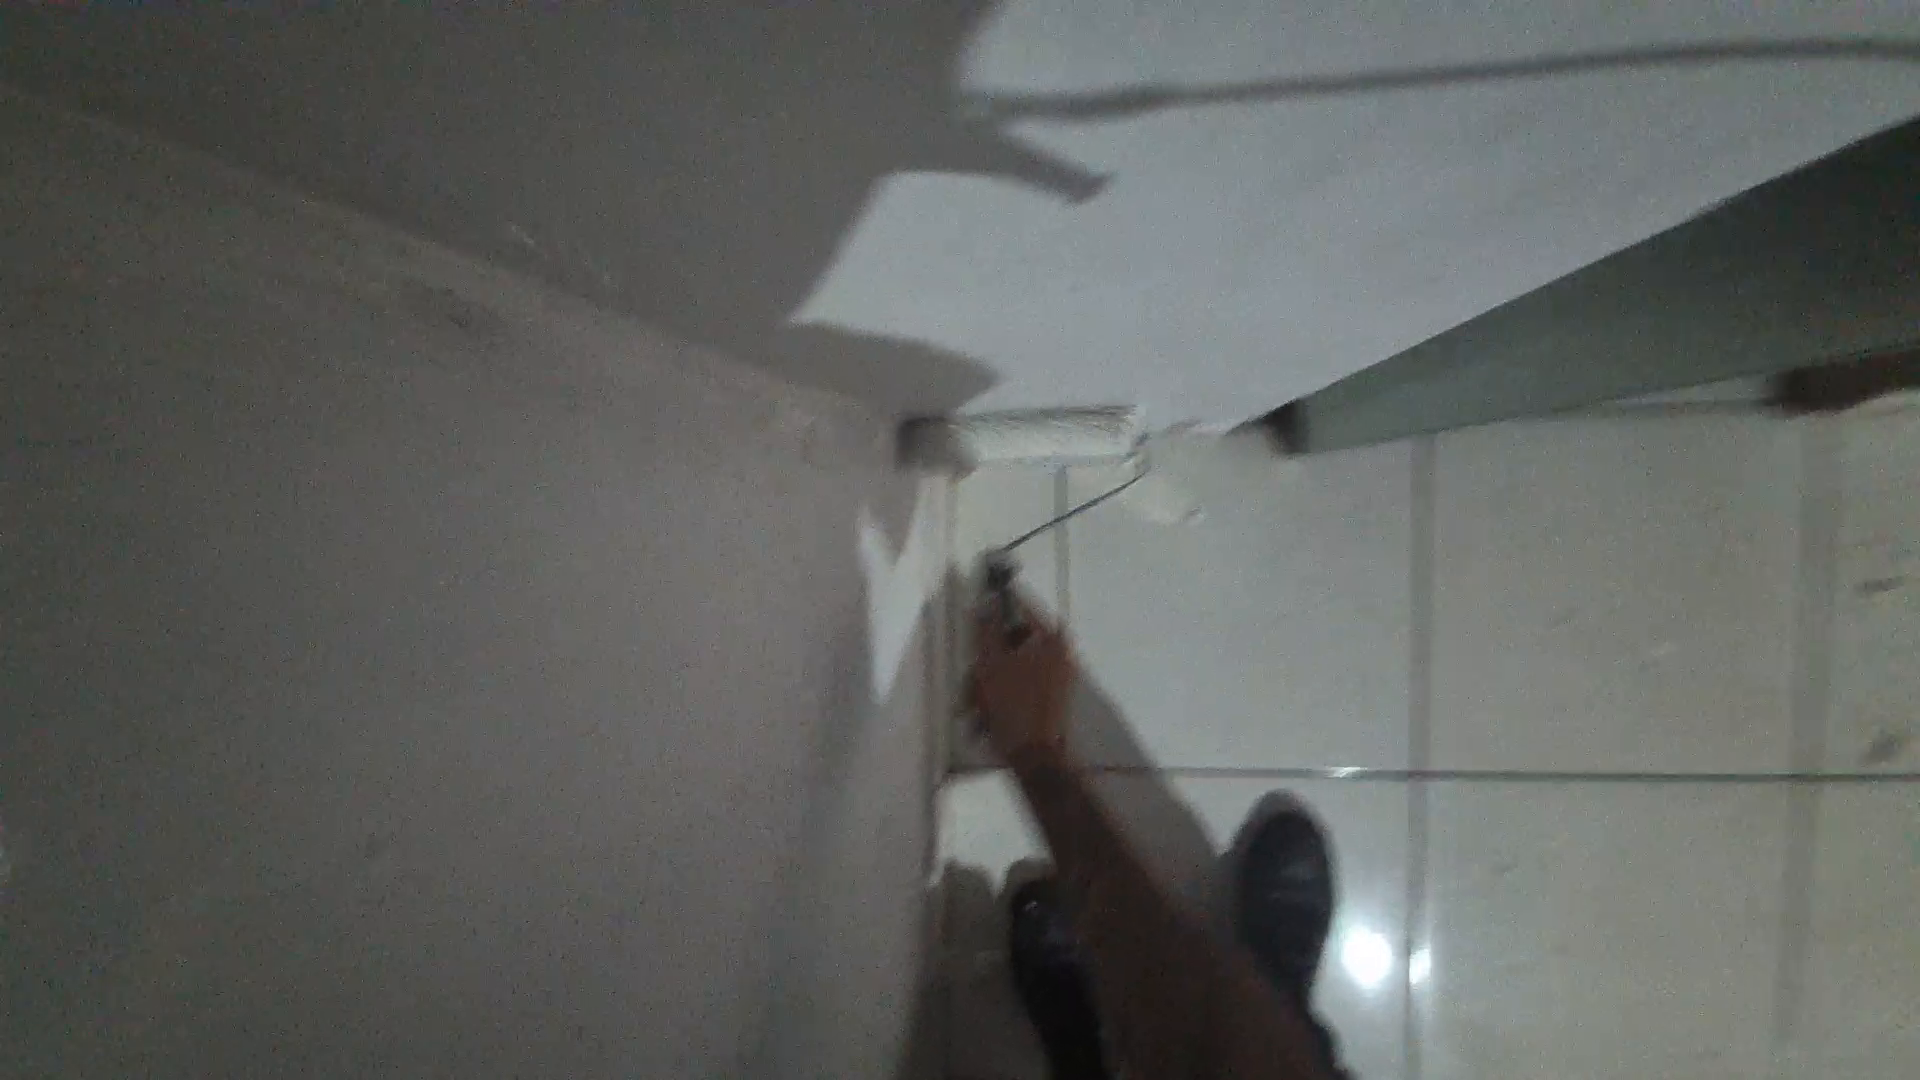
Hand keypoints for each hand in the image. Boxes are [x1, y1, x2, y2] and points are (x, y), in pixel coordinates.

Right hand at [969, 593, 1075, 763]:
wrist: (1034, 757)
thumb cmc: (1011, 706)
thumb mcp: (989, 663)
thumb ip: (985, 628)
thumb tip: (985, 603)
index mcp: (1051, 637)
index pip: (1019, 604)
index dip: (994, 605)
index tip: (976, 610)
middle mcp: (1061, 651)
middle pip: (1014, 637)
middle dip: (988, 656)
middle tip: (973, 676)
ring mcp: (1060, 675)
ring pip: (1014, 663)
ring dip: (990, 679)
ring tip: (977, 703)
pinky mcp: (1053, 696)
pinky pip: (1021, 682)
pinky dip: (1002, 692)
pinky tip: (988, 712)